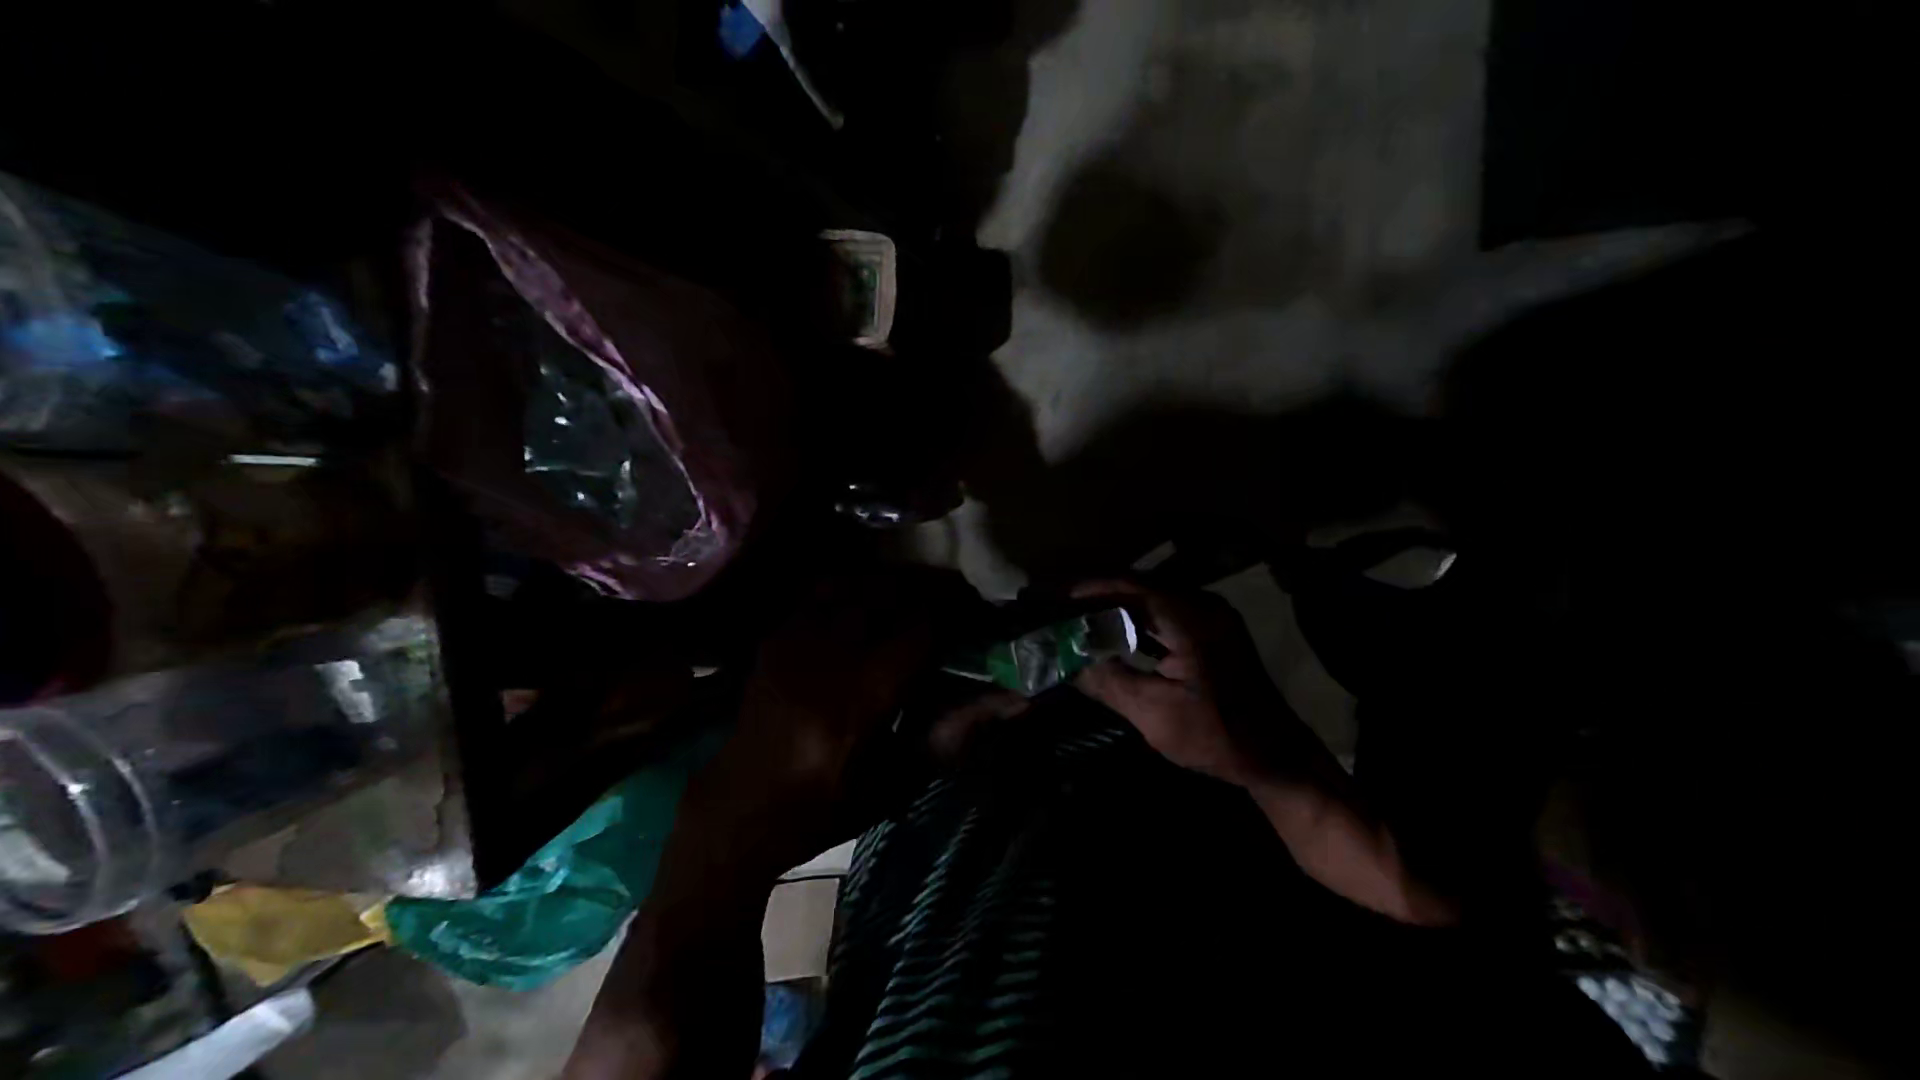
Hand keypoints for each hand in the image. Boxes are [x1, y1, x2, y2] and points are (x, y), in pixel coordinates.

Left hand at [683, 568, 965, 875]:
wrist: (739, 808)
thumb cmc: (825, 806)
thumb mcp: (896, 784)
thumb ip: (951, 736)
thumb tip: (1011, 704)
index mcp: (856, 704)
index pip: (915, 630)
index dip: (954, 612)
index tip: (976, 614)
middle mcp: (822, 661)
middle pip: (884, 592)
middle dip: (928, 586)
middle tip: (955, 597)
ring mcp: (791, 643)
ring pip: (851, 581)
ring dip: (891, 581)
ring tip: (915, 595)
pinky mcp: (773, 639)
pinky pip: (818, 590)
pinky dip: (851, 585)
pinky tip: (866, 601)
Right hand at [1072, 579, 1329, 788]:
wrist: (1277, 756)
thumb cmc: (1218, 736)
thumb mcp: (1155, 713)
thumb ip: (1108, 682)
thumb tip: (1066, 663)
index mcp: (1192, 619)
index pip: (1132, 587)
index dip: (1092, 589)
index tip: (1059, 597)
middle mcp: (1203, 607)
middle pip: (1141, 589)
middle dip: (1100, 599)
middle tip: (1064, 612)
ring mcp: (1211, 618)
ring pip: (1153, 602)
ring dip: (1117, 611)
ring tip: (1080, 623)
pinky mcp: (1212, 633)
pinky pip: (1166, 617)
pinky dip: (1138, 624)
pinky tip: (1112, 638)